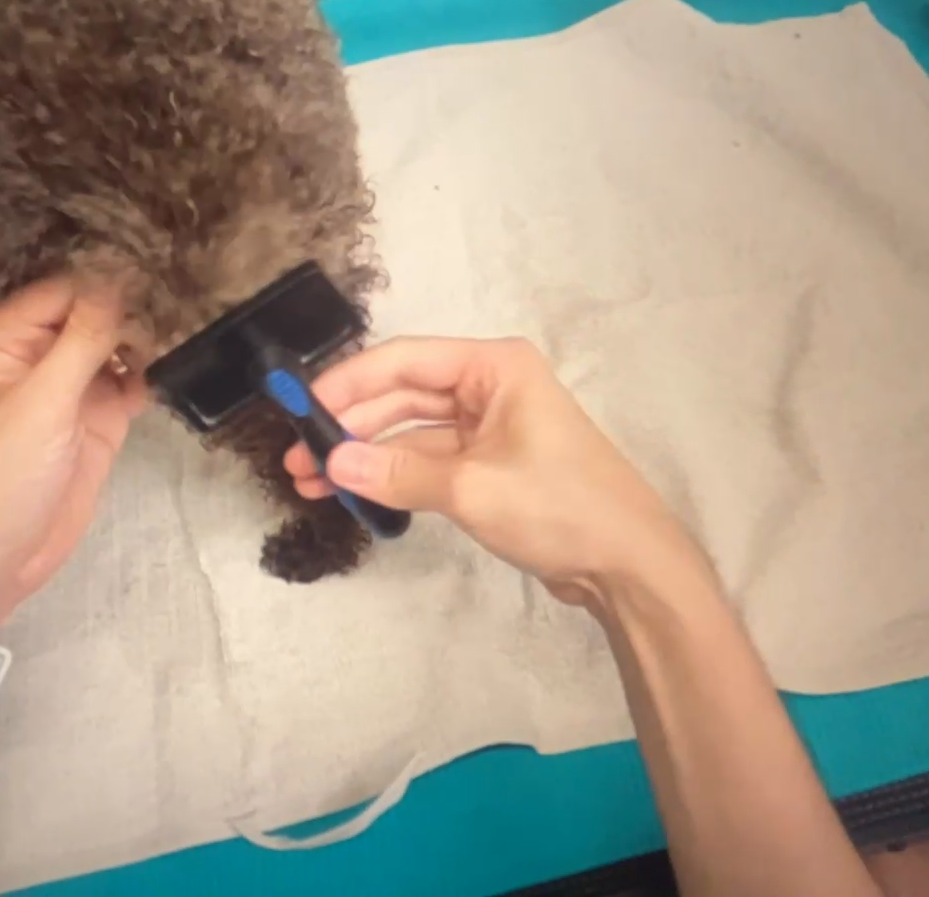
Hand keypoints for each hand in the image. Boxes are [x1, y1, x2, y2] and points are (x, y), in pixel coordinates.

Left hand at [0, 278, 146, 642]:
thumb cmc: (0, 476)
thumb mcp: (41, 403)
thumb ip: (82, 341)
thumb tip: (118, 279)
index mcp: (5, 340)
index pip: (63, 291)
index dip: (106, 285)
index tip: (156, 280)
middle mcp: (38, 355)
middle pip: (93, 314)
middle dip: (131, 313)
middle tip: (175, 313)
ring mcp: (69, 388)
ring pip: (115, 346)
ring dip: (144, 344)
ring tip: (175, 342)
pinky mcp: (96, 418)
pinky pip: (128, 382)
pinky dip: (146, 378)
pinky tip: (163, 379)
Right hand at [284, 337, 710, 607]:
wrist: (629, 567)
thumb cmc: (559, 507)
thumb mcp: (472, 488)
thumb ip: (397, 473)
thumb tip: (331, 463)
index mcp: (493, 367)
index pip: (404, 362)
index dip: (347, 382)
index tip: (301, 408)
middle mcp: (487, 387)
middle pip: (402, 396)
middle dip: (350, 426)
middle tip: (299, 456)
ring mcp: (485, 428)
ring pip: (410, 433)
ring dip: (364, 455)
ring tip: (311, 481)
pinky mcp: (484, 465)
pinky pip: (426, 461)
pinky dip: (392, 476)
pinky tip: (353, 492)